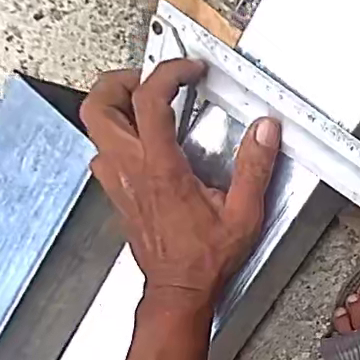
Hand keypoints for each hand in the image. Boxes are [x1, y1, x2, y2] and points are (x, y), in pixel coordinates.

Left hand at [80, 59, 280, 309]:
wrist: (180, 289)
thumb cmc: (205, 258)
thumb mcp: (243, 214)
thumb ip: (255, 168)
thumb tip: (264, 133)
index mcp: (161, 169)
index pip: (150, 100)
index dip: (169, 73)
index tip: (189, 70)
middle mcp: (132, 171)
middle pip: (99, 105)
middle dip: (122, 81)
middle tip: (151, 80)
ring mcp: (119, 183)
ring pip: (94, 128)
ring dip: (115, 107)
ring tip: (145, 104)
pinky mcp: (118, 195)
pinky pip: (103, 153)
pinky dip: (117, 136)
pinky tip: (142, 144)